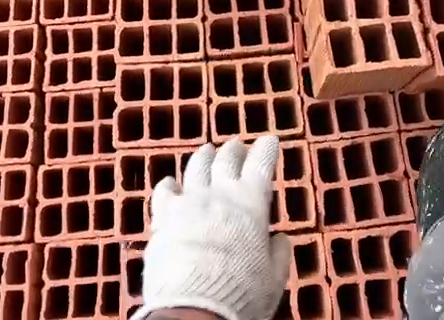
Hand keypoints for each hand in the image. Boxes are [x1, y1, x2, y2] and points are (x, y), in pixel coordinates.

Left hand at [136, 136, 291, 319]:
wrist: (194, 309)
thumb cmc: (241, 294)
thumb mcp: (273, 279)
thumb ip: (279, 254)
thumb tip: (280, 238)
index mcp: (250, 202)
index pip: (261, 164)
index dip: (267, 150)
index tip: (270, 141)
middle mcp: (219, 193)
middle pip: (227, 159)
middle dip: (234, 150)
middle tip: (237, 146)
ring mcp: (189, 201)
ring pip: (196, 167)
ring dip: (204, 157)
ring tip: (207, 151)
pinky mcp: (164, 217)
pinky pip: (165, 192)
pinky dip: (170, 185)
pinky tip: (170, 183)